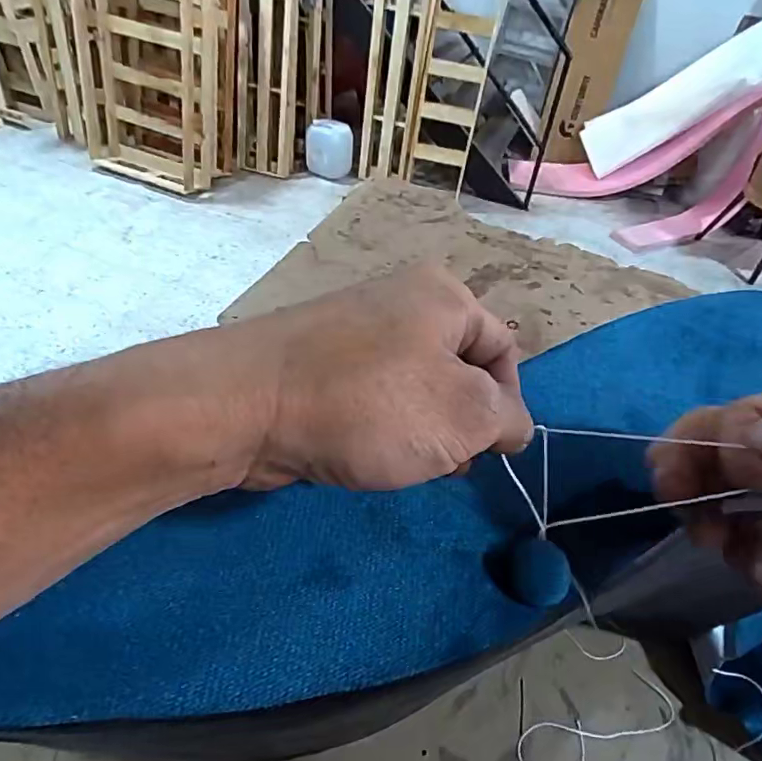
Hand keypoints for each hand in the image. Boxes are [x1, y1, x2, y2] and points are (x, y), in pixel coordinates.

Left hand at [224, 266, 532, 490]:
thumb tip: (513, 426)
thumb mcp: (464, 415)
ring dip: (423, 435)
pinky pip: (374, 400)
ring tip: (406, 464)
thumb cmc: (370, 404)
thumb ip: (508, 420)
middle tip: (446, 463)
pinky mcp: (323, 366)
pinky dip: (383, 430)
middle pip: (459, 374)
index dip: (507, 407)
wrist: (248, 406)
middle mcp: (400, 304)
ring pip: (416, 393)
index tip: (490, 453)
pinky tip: (369, 455)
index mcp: (443, 296)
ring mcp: (356, 334)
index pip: (504, 352)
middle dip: (461, 426)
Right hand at [648, 373, 761, 688]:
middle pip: (722, 447)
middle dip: (697, 476)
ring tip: (731, 556)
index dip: (733, 446)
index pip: (751, 411)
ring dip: (712, 520)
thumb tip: (750, 433)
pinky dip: (744, 557)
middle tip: (695, 520)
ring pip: (724, 494)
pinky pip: (750, 542)